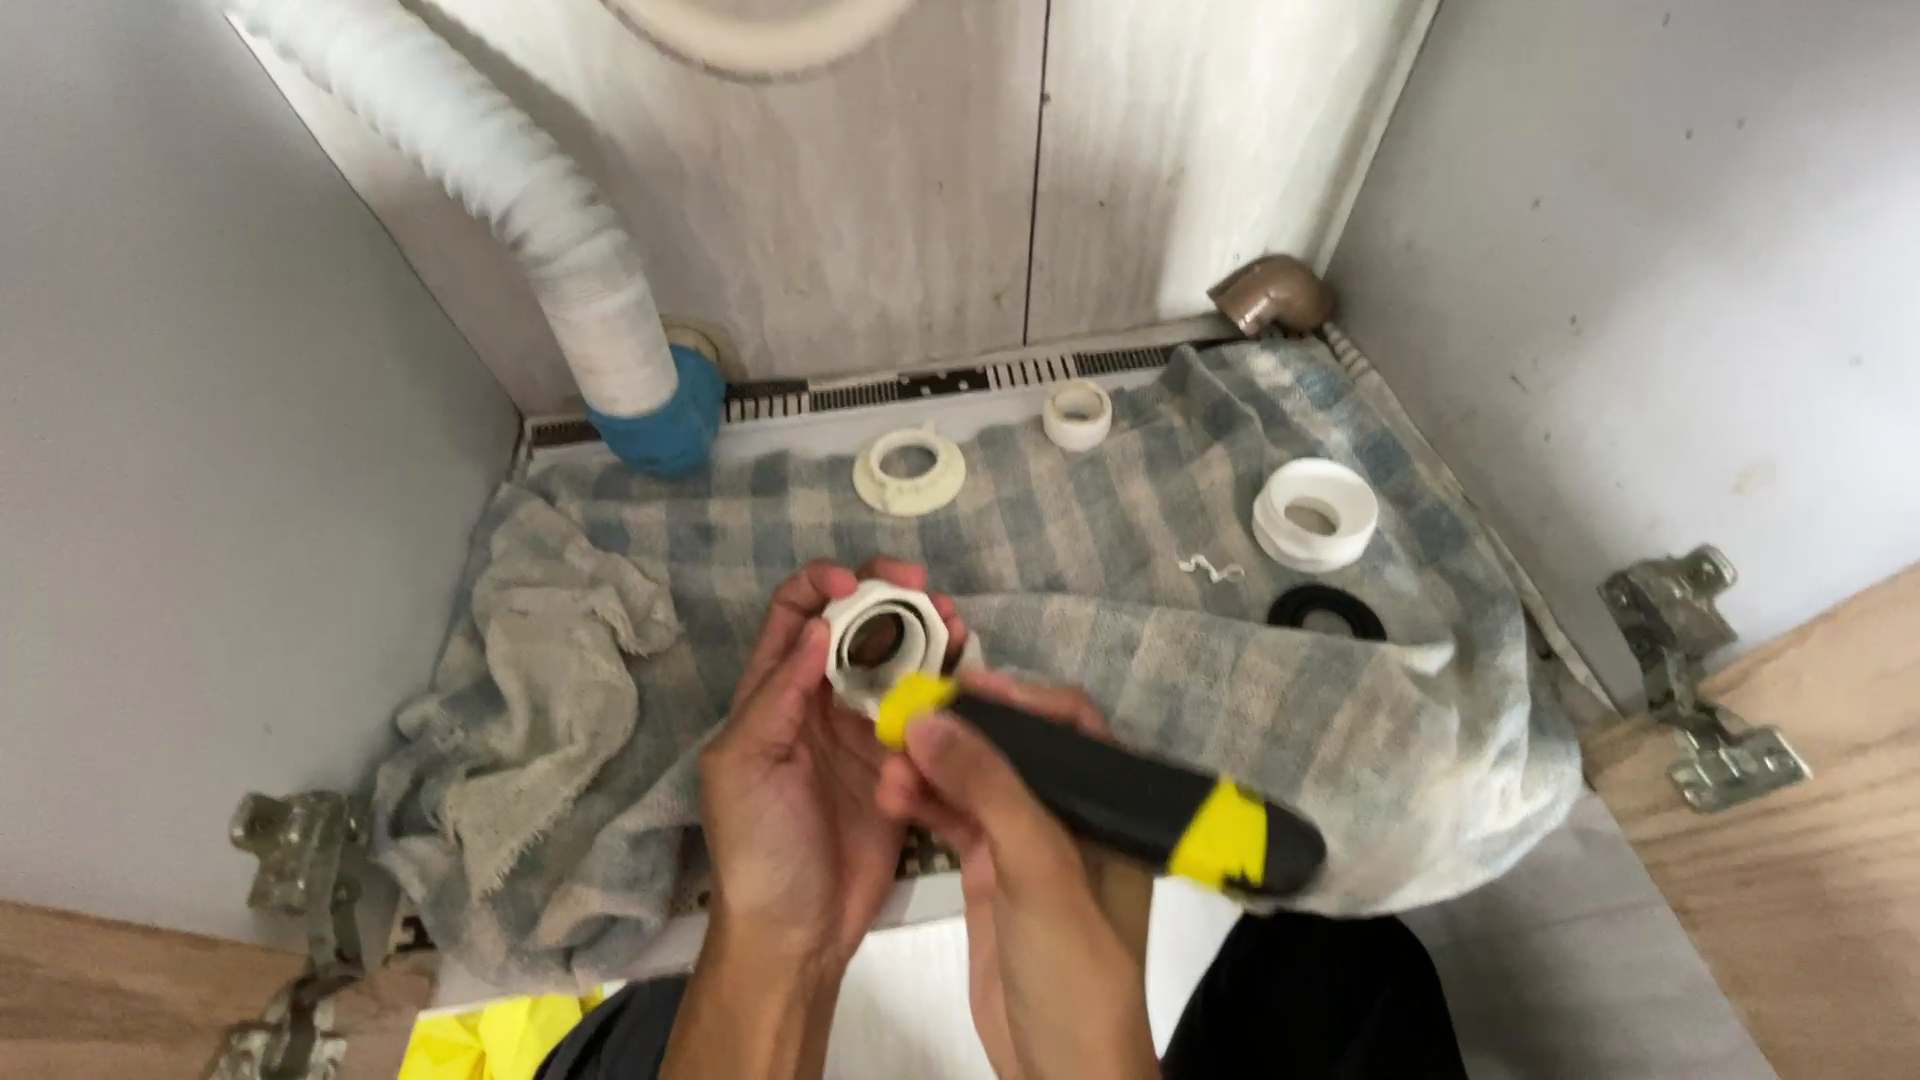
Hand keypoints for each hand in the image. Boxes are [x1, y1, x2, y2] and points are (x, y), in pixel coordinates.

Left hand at [665, 557, 966, 1079]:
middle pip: (856, 624)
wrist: (801, 929)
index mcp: (774, 690)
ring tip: (954, 619)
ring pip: (897, 656)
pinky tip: (966, 664)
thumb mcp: (743, 766)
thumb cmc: (759, 845)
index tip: (857, 582)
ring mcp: (867, 723)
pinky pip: (926, 703)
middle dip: (887, 595)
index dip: (822, 584)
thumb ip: (777, 695)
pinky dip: (946, 677)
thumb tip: (819, 628)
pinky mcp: (903, 753)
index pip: (794, 612)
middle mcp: (822, 695)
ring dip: (924, 628)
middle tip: (924, 588)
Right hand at [876, 672, 1157, 1079]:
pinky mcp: (990, 872)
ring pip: (977, 783)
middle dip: (963, 731)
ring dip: (935, 767)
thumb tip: (929, 718)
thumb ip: (988, 788)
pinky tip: (892, 795)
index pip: (1072, 726)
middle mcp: (1067, 813)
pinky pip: (955, 820)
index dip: (1023, 698)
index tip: (966, 684)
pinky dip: (925, 804)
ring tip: (890, 761)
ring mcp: (1026, 843)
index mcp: (1105, 805)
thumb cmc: (1074, 966)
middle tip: (910, 713)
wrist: (1058, 1072)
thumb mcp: (1039, 868)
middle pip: (1014, 749)